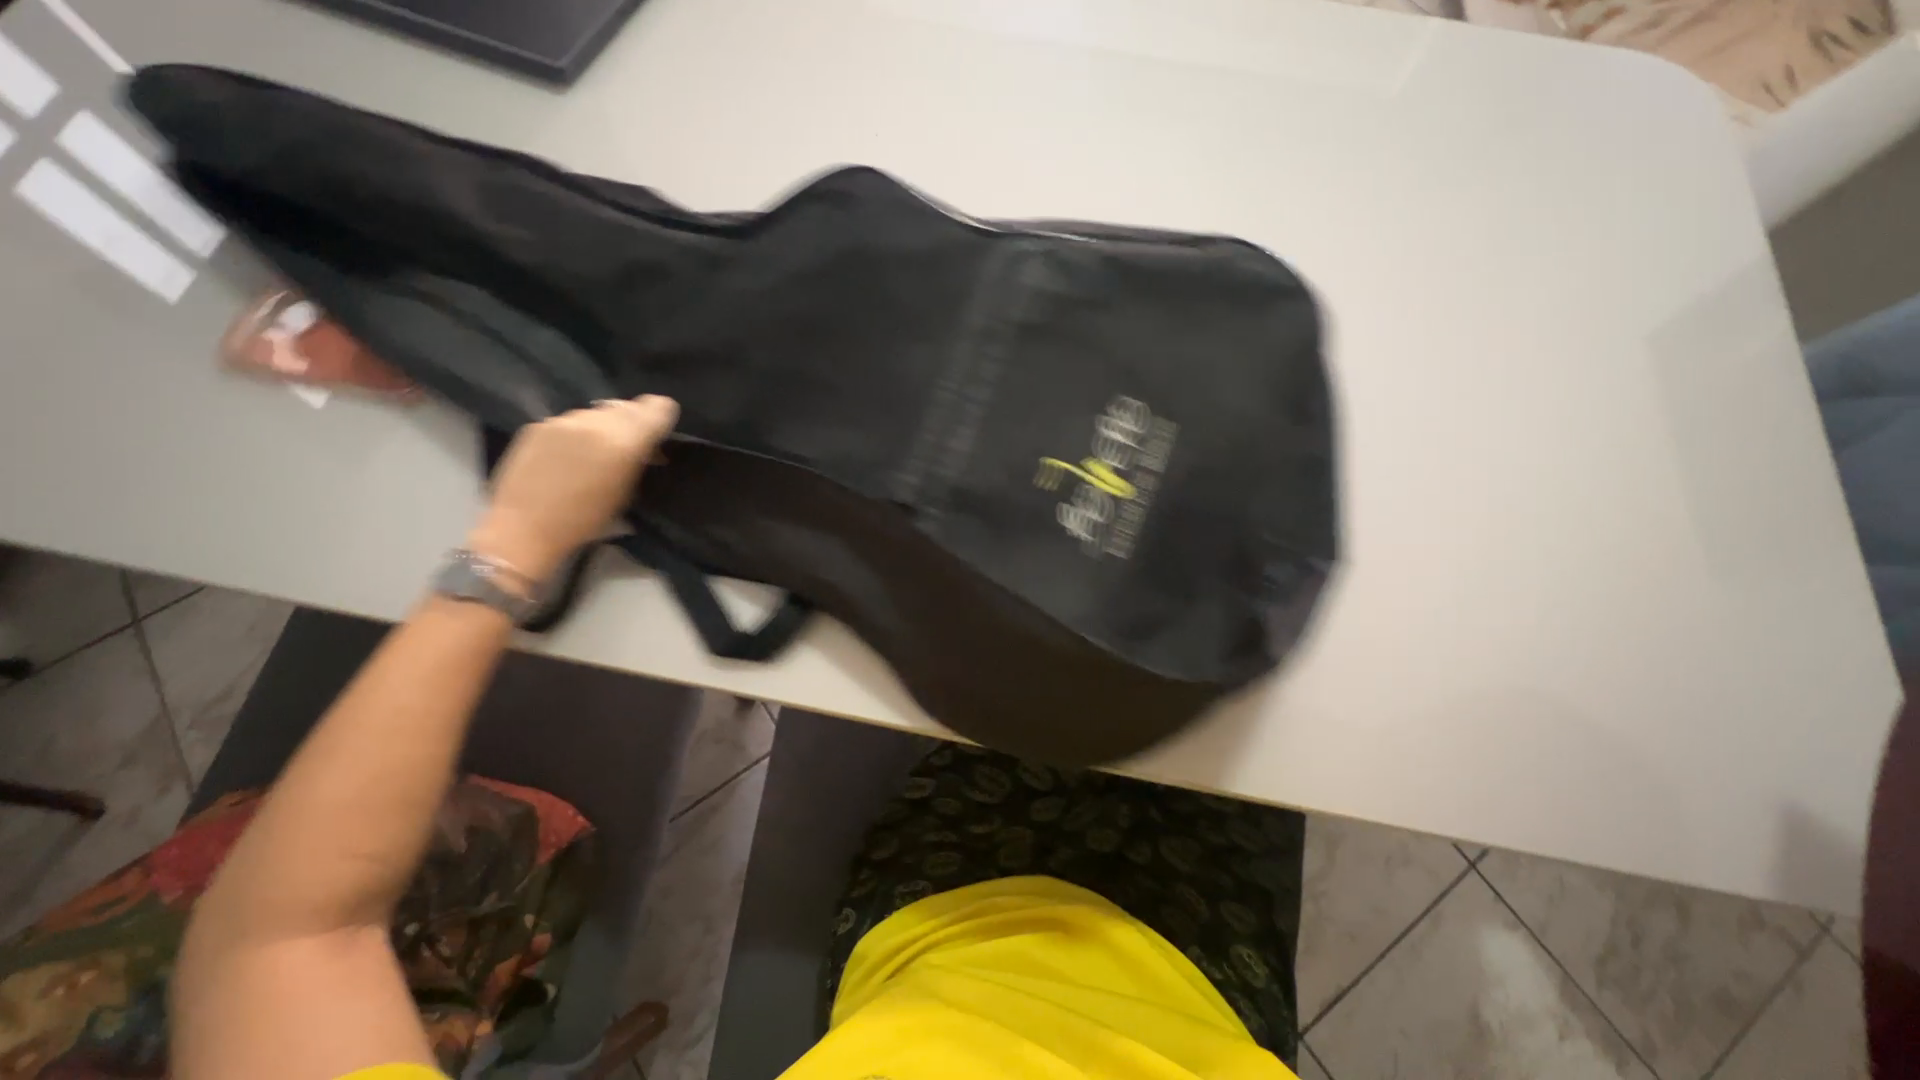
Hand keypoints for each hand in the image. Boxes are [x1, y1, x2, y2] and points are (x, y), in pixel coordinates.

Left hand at [466, 396, 678, 584]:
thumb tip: (647, 448)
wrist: (522, 529)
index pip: (656, 407)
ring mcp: (563, 420)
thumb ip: (639, 461)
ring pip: (596, 413)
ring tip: (592, 453)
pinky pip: (568, 422)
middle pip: (626, 407)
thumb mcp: (625, 494)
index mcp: (624, 442)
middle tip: (626, 446)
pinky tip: (565, 457)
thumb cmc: (583, 522)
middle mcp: (595, 422)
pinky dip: (574, 434)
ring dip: (601, 427)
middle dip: (631, 422)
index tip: (658, 430)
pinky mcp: (537, 425)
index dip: (661, 415)